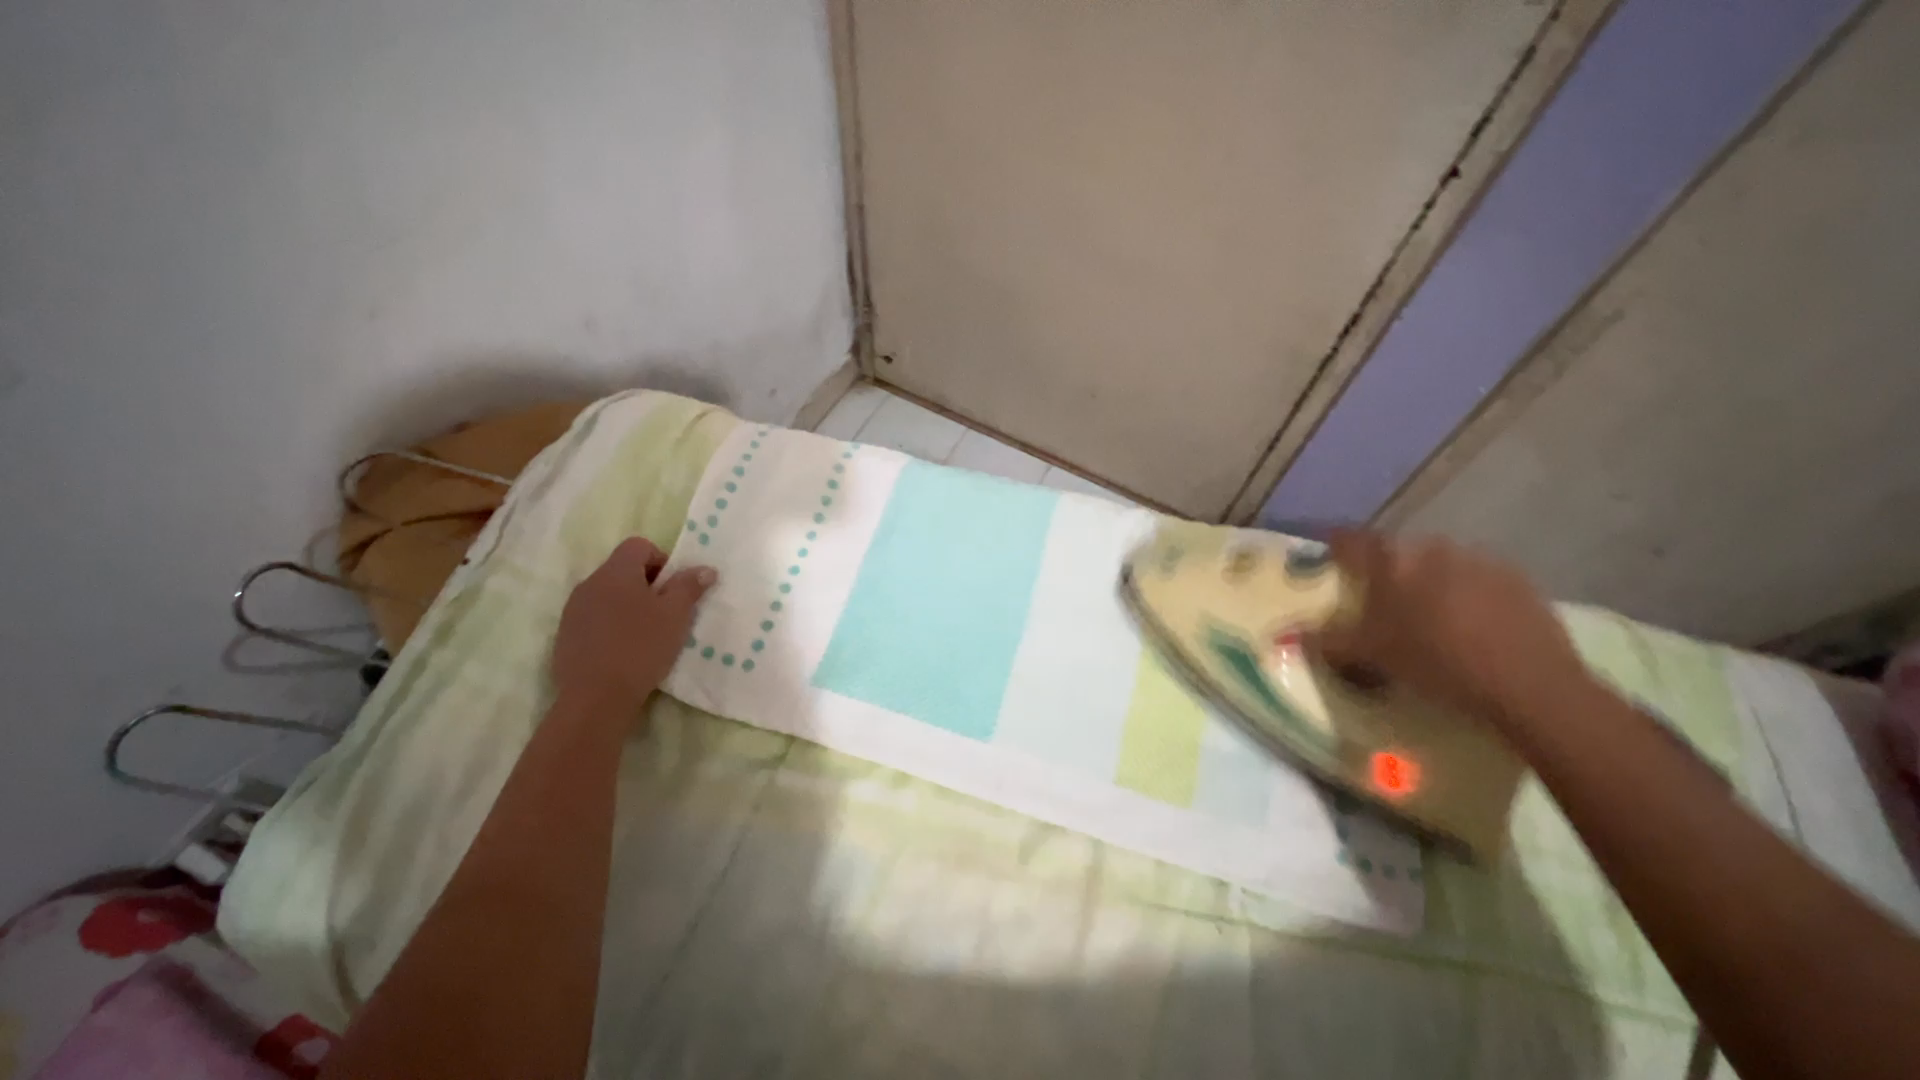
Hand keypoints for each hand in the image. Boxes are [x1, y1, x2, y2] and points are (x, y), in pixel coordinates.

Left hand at [551, 538, 715, 714]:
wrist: (596, 697)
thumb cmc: (641, 648)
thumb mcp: (675, 616)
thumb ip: (689, 587)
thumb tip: (705, 568)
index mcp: (616, 571)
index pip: (639, 546)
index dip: (661, 561)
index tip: (673, 590)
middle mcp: (590, 582)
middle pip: (622, 569)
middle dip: (646, 585)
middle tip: (664, 614)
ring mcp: (573, 609)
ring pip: (607, 594)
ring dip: (627, 606)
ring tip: (644, 635)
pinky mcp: (566, 634)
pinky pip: (594, 617)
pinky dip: (610, 625)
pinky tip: (622, 651)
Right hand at [1306, 529, 1595, 733]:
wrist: (1528, 684)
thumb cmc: (1435, 662)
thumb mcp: (1371, 655)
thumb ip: (1328, 640)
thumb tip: (1288, 634)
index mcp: (1394, 560)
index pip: (1352, 540)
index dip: (1336, 547)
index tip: (1328, 558)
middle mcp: (1434, 547)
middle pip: (1399, 553)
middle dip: (1387, 573)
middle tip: (1380, 603)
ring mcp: (1481, 560)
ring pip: (1440, 566)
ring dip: (1429, 584)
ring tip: (1428, 620)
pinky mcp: (1518, 581)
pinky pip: (1478, 582)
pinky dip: (1466, 597)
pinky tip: (1470, 629)